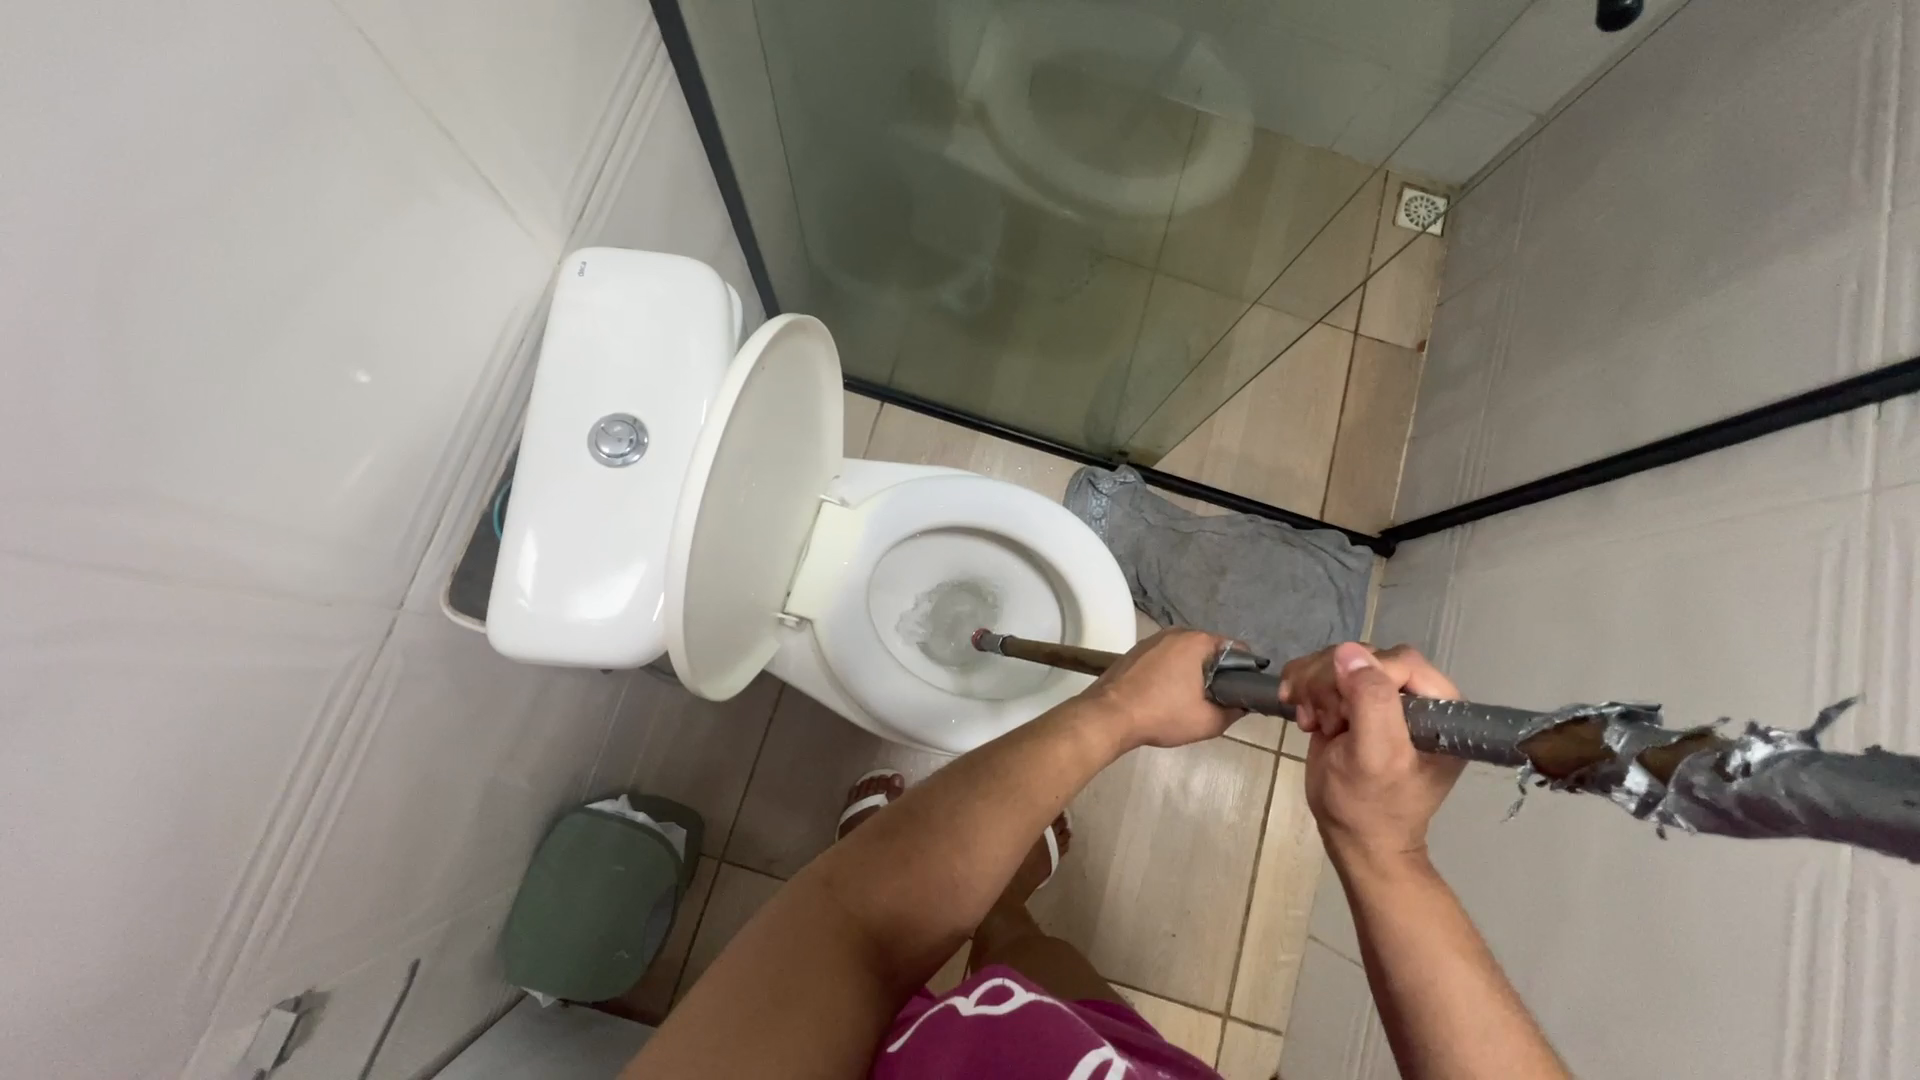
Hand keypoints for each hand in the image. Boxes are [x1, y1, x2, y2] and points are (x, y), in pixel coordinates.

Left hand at [1078, 629, 1243, 748]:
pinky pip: (1164, 658)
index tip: (1243, 691)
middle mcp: (1174, 632)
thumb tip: (1243, 705)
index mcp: (1196, 641)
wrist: (1108, 715)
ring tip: (1193, 699)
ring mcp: (1151, 640)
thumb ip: (1234, 711)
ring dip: (1193, 672)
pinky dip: (1172, 672)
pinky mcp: (1135, 652)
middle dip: (1218, 671)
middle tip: (1219, 698)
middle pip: (1209, 649)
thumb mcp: (1208, 721)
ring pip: (1185, 654)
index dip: (1245, 670)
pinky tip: (1167, 694)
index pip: (1235, 649)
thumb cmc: (1162, 714)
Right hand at [1279, 643, 1464, 862]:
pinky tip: (1302, 715)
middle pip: (1364, 656)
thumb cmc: (1370, 806)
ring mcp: (1379, 697)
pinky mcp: (1349, 700)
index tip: (1342, 714)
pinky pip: (1321, 670)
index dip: (1363, 677)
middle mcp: (1413, 696)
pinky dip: (1302, 686)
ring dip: (1313, 685)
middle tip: (1323, 722)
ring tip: (1312, 722)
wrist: (1352, 837)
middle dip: (1331, 683)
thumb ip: (1371, 702)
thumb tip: (1349, 652)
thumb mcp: (1374, 757)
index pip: (1399, 661)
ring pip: (1338, 659)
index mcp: (1439, 708)